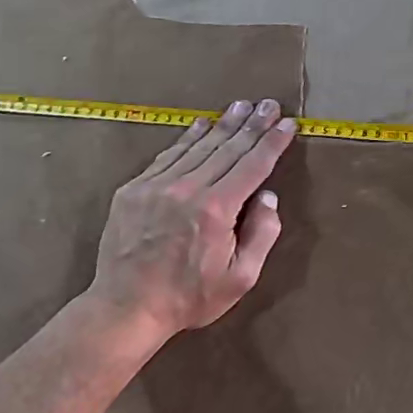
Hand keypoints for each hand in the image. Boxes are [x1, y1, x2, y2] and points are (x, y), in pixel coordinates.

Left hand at [91, 97, 296, 337]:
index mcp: (217, 209)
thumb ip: (262, 234)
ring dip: (224, 124)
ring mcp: (157, 186)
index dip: (273, 142)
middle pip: (228, 148)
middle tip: (269, 104)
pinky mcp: (135, 190)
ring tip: (242, 105)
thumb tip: (268, 196)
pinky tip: (202, 125)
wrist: (124, 309)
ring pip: (198, 146)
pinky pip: (168, 155)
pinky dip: (188, 138)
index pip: (253, 165)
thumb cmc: (190, 297)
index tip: (288, 124)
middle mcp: (188, 189)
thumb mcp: (241, 277)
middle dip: (253, 124)